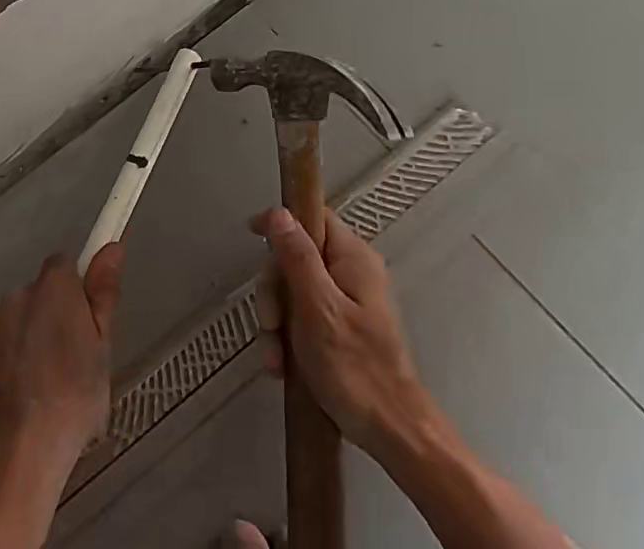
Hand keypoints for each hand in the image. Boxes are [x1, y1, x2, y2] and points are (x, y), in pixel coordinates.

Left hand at [0, 245, 124, 461]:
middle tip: (73, 356)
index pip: (64, 264)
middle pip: (40, 292)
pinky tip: (23, 392)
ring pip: (18, 319)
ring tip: (46, 380)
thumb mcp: (102, 343)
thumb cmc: (73, 394)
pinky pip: (0, 345)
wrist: (19, 447)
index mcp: (53, 286)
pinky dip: (11, 358)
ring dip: (31, 336)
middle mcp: (17, 295)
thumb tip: (112, 248)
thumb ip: (103, 291)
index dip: (76, 288)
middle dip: (54, 314)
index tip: (86, 317)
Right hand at [252, 206, 427, 449]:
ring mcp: (344, 300)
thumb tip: (279, 213)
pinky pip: (301, 317)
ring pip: (292, 291)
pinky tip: (283, 365)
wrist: (390, 430)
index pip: (311, 216)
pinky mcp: (338, 326)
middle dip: (274, 292)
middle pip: (294, 256)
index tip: (252, 234)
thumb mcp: (317, 308)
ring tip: (276, 356)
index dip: (280, 222)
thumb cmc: (355, 368)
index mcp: (352, 258)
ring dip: (276, 323)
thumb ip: (297, 258)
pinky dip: (287, 338)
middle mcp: (350, 271)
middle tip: (272, 323)